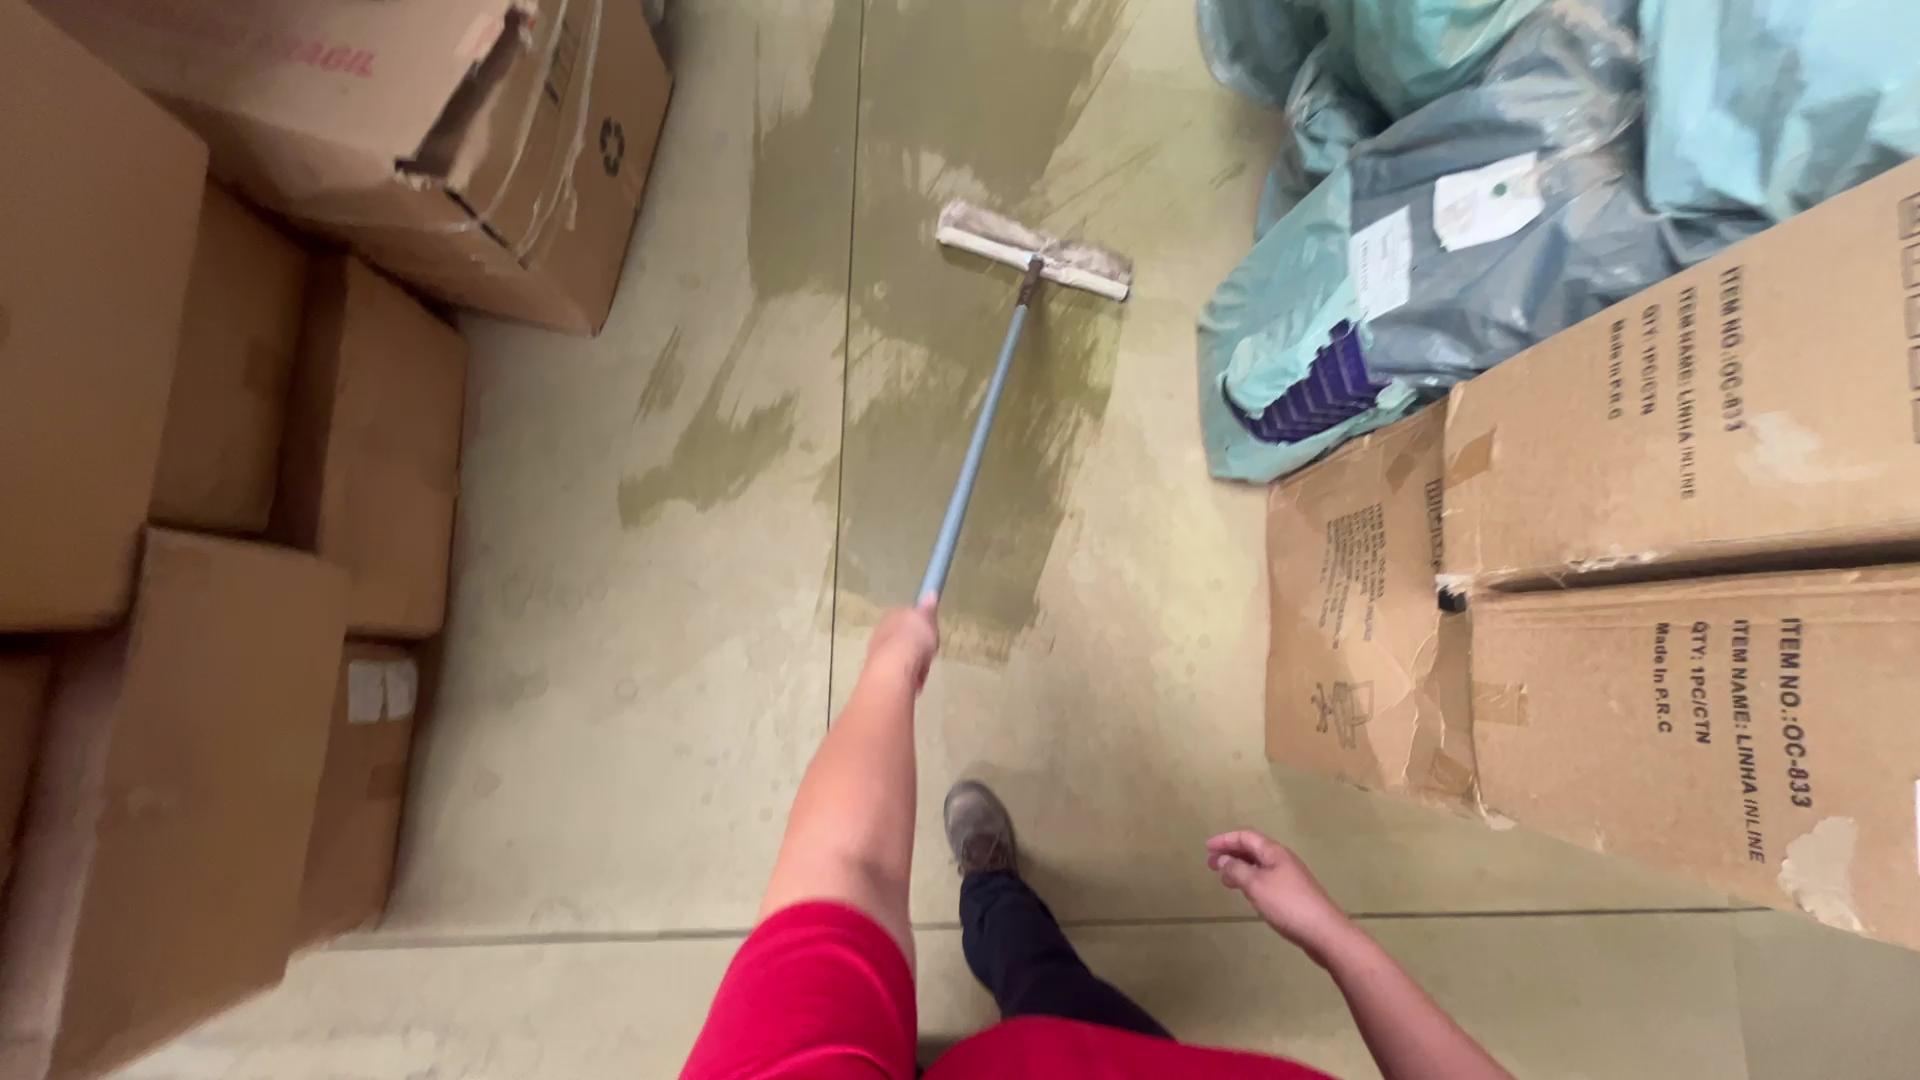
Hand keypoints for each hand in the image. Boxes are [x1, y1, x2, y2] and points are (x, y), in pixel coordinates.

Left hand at [865, 594, 938, 690]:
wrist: (894, 666)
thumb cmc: (914, 638)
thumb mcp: (927, 619)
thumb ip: (928, 608)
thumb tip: (930, 592)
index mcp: (893, 615)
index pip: (907, 617)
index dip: (919, 626)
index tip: (930, 635)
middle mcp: (882, 631)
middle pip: (903, 639)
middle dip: (915, 648)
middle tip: (928, 655)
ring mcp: (878, 651)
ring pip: (900, 657)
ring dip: (912, 664)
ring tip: (921, 672)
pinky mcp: (878, 670)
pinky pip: (897, 672)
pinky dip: (906, 677)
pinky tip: (914, 681)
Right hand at [1207, 830, 1352, 964]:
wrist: (1326, 933)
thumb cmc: (1287, 904)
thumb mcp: (1255, 885)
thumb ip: (1236, 869)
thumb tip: (1224, 859)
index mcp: (1274, 852)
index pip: (1245, 836)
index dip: (1225, 840)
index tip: (1207, 848)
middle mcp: (1283, 859)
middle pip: (1253, 849)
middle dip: (1231, 854)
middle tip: (1212, 865)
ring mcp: (1291, 877)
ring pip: (1260, 865)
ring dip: (1240, 868)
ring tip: (1225, 881)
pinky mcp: (1295, 893)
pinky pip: (1267, 878)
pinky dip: (1252, 880)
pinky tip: (1248, 893)